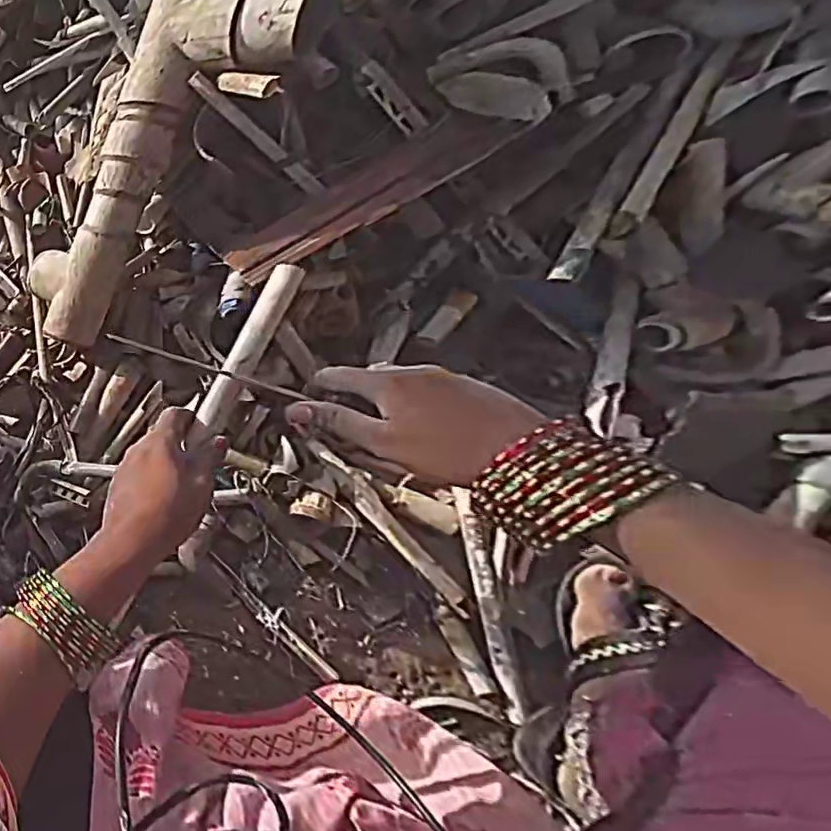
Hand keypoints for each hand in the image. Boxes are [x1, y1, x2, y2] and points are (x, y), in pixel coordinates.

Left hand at [99, 407, 225, 560]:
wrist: (131, 540)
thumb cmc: (164, 514)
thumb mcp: (201, 484)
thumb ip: (209, 458)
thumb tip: (217, 443)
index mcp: (159, 442)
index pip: (177, 414)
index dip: (195, 418)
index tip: (207, 427)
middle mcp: (139, 449)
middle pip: (164, 435)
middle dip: (185, 446)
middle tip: (203, 462)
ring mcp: (127, 466)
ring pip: (153, 456)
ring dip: (170, 465)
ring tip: (187, 487)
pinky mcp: (121, 483)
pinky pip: (142, 474)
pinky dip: (155, 480)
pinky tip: (167, 500)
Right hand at [284, 365, 545, 485]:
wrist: (532, 458)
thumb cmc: (455, 453)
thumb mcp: (382, 444)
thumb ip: (337, 423)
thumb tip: (297, 410)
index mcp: (385, 382)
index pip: (332, 375)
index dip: (314, 392)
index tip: (309, 408)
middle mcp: (413, 372)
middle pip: (364, 380)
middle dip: (351, 401)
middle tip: (350, 431)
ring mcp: (444, 378)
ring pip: (397, 386)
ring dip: (384, 404)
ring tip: (391, 436)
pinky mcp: (470, 390)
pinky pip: (427, 393)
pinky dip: (415, 408)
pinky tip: (427, 434)